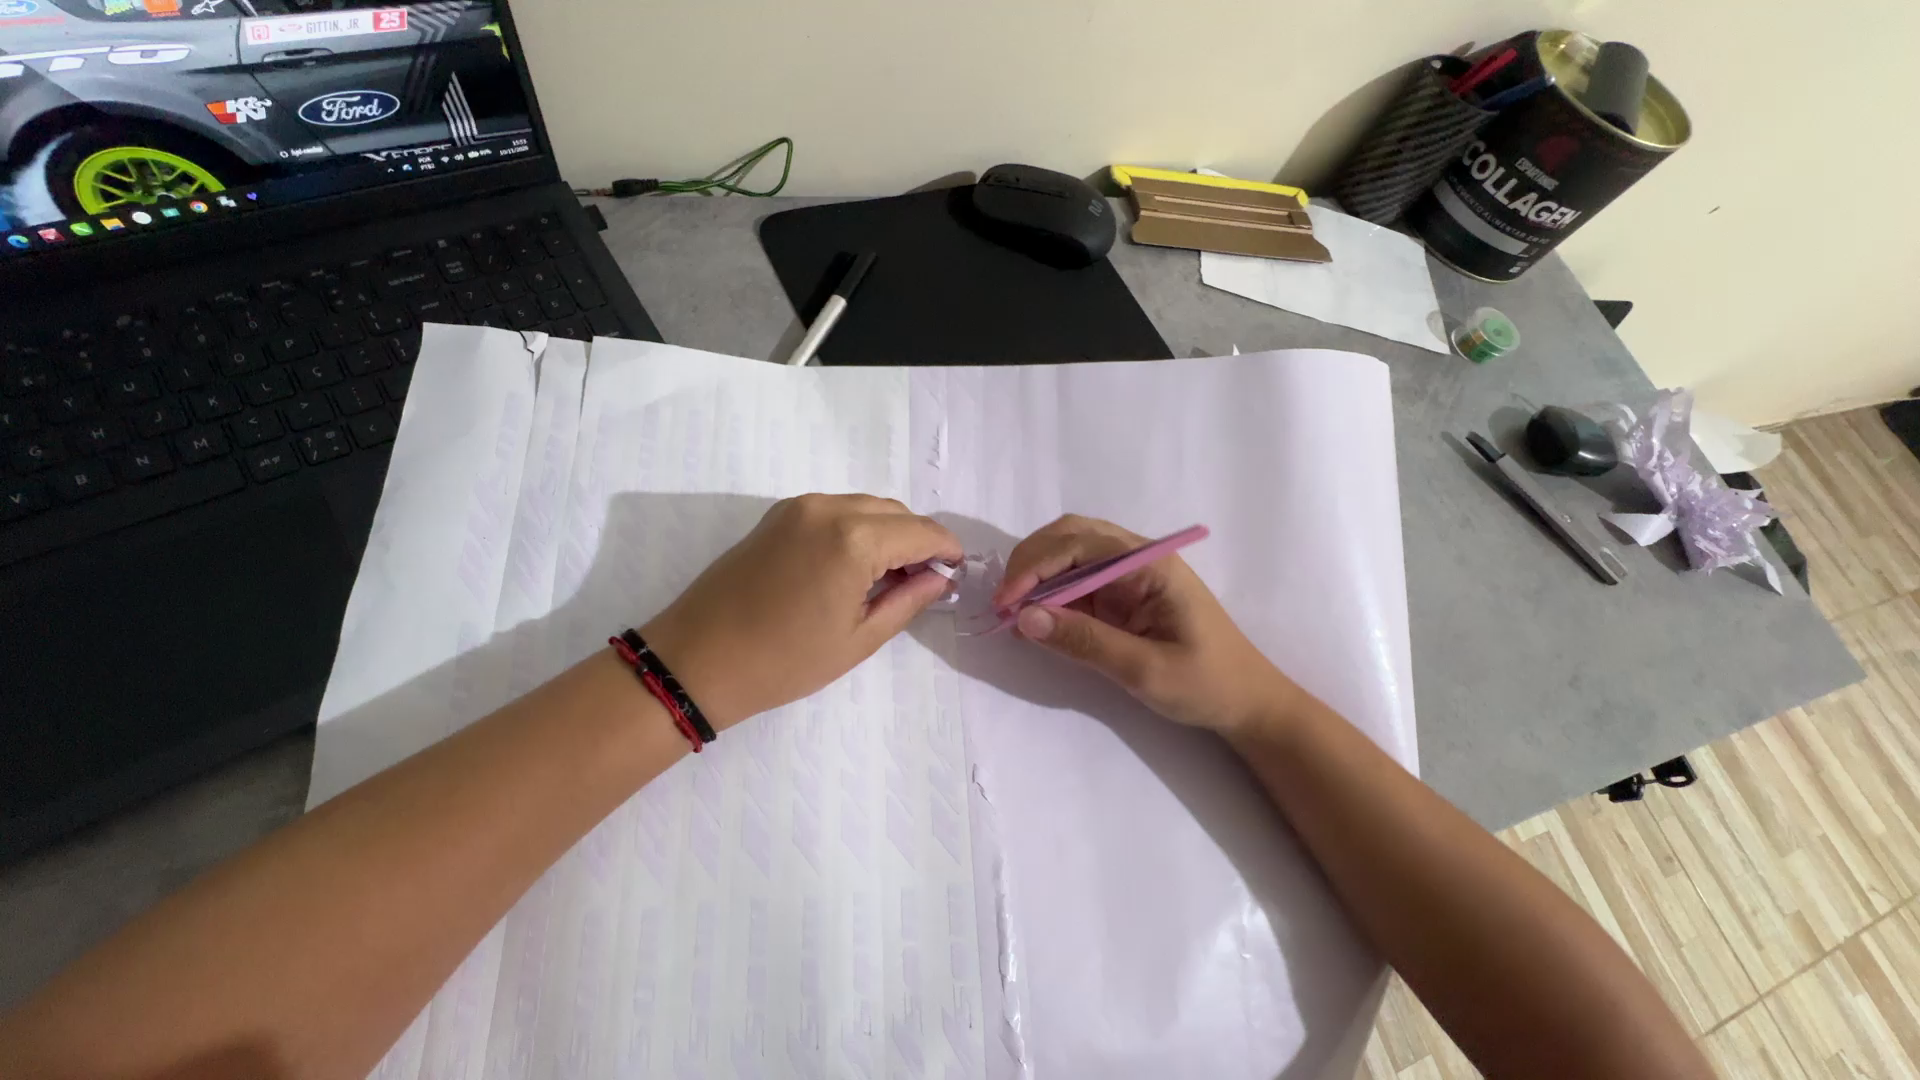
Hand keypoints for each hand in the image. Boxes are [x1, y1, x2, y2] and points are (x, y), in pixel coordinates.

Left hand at [640, 494, 961, 729]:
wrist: (697, 659)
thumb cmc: (784, 661)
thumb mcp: (859, 639)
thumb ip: (907, 600)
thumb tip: (938, 579)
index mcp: (854, 539)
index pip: (921, 532)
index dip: (946, 549)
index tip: (957, 571)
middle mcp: (828, 508)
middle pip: (895, 511)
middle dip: (918, 540)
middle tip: (923, 581)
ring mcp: (799, 507)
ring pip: (865, 506)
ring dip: (888, 532)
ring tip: (889, 576)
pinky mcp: (777, 515)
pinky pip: (835, 510)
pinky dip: (857, 528)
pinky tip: (854, 564)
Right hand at [996, 514, 1299, 734]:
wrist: (1248, 704)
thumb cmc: (1206, 684)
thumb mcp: (1144, 670)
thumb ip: (1085, 641)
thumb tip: (1025, 617)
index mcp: (1150, 565)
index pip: (1079, 544)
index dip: (1035, 567)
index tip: (1005, 603)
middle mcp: (1138, 559)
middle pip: (1071, 536)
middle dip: (1030, 562)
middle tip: (1002, 604)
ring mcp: (1131, 577)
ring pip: (1071, 555)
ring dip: (1037, 577)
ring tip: (1010, 613)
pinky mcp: (1125, 598)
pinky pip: (1078, 584)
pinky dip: (1050, 596)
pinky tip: (1032, 621)